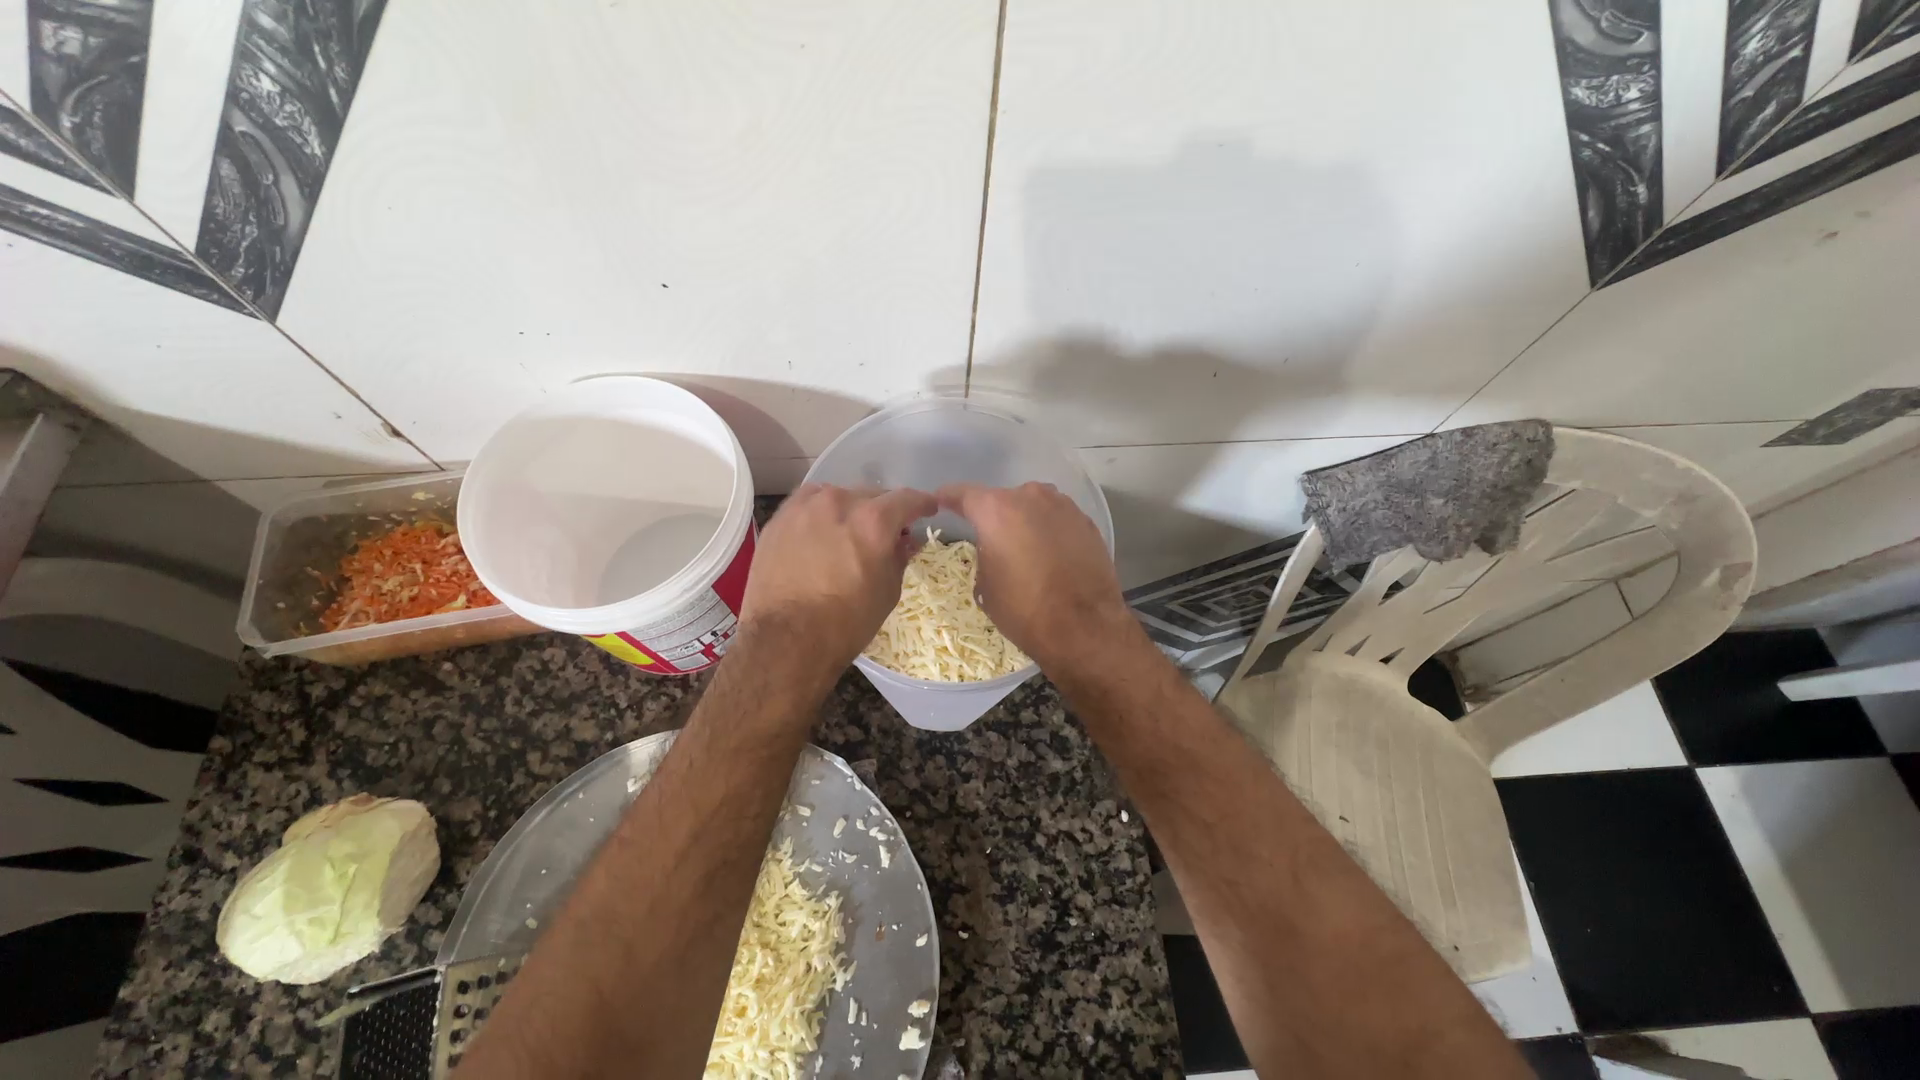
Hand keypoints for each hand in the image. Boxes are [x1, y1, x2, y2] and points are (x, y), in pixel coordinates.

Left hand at [739, 484, 936, 674]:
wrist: (784, 640)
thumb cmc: (845, 623)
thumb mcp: (887, 593)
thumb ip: (899, 557)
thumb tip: (906, 541)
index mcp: (874, 521)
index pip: (907, 499)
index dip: (922, 504)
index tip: (927, 509)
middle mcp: (839, 503)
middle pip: (871, 495)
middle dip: (883, 511)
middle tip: (885, 533)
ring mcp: (805, 507)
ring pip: (837, 497)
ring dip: (849, 510)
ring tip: (848, 534)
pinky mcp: (780, 518)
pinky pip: (808, 504)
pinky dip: (820, 513)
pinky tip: (819, 533)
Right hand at [936, 482, 1148, 674]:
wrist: (1083, 627)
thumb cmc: (1023, 609)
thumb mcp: (985, 585)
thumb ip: (984, 553)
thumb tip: (995, 549)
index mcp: (996, 510)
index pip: (963, 494)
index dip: (948, 498)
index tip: (940, 501)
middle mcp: (1030, 497)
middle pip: (1003, 499)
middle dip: (994, 516)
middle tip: (991, 540)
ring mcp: (1063, 506)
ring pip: (1034, 507)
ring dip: (1025, 522)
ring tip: (1024, 549)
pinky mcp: (1087, 522)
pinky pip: (1058, 520)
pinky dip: (1050, 532)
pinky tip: (1051, 555)